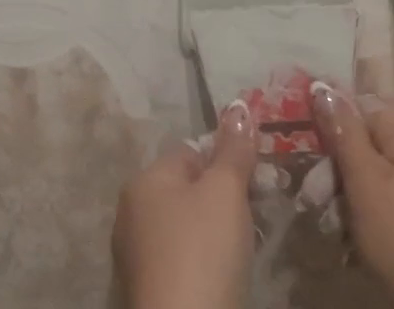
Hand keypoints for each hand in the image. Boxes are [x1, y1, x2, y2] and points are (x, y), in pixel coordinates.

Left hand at [113, 99, 259, 308]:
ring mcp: (138, 253)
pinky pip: (184, 257)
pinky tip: (228, 270)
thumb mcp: (225, 191)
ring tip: (250, 241)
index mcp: (145, 181)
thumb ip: (233, 149)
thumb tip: (239, 105)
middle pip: (189, 187)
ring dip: (220, 228)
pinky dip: (208, 258)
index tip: (259, 176)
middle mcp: (132, 212)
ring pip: (188, 224)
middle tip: (261, 208)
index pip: (191, 151)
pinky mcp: (150, 288)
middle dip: (227, 195)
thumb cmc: (203, 249)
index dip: (227, 159)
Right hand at [311, 83, 393, 308]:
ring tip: (372, 226)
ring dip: (384, 186)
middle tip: (345, 207)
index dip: (341, 141)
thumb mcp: (363, 183)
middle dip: (362, 166)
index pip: (364, 111)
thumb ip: (343, 131)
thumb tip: (323, 86)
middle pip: (387, 137)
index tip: (329, 177)